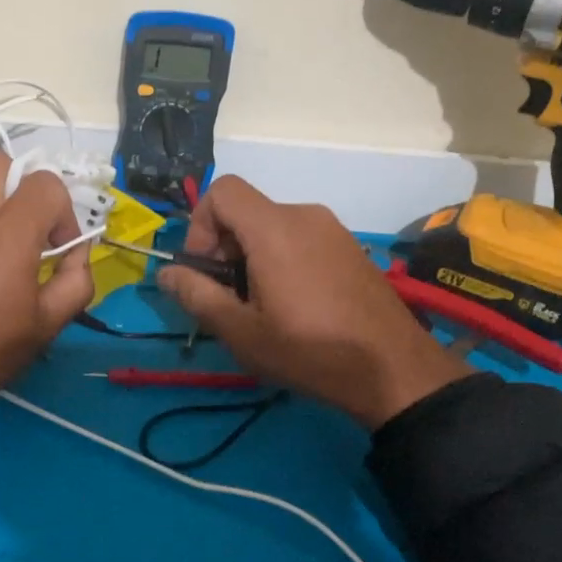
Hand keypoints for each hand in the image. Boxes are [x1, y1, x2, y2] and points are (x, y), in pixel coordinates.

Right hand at [157, 176, 470, 429]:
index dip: (200, 225)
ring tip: (263, 309)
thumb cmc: (311, 351)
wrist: (395, 370)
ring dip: (253, 258)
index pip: (222, 191)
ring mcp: (333, 229)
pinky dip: (282, 260)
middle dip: (225, 249)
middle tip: (231, 299)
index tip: (206, 271)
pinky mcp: (350, 247)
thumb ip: (197, 295)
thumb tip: (166, 272)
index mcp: (274, 228)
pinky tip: (296, 306)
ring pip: (272, 227)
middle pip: (246, 212)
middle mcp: (304, 215)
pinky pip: (300, 239)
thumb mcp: (242, 332)